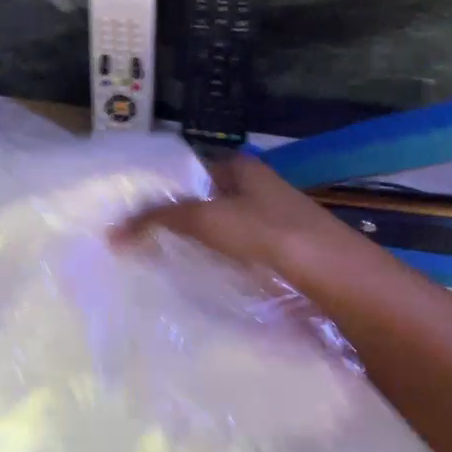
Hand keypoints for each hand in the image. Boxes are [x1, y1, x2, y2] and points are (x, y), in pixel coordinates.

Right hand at [114, 151, 372, 283]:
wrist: (340, 281)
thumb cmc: (270, 235)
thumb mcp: (205, 219)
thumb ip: (157, 220)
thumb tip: (112, 233)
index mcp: (241, 168)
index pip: (186, 171)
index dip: (155, 190)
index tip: (124, 213)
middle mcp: (257, 190)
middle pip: (200, 203)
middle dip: (170, 221)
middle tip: (132, 242)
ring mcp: (271, 225)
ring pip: (217, 233)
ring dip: (191, 247)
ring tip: (155, 265)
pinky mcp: (281, 258)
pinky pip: (234, 258)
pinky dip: (213, 267)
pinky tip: (196, 283)